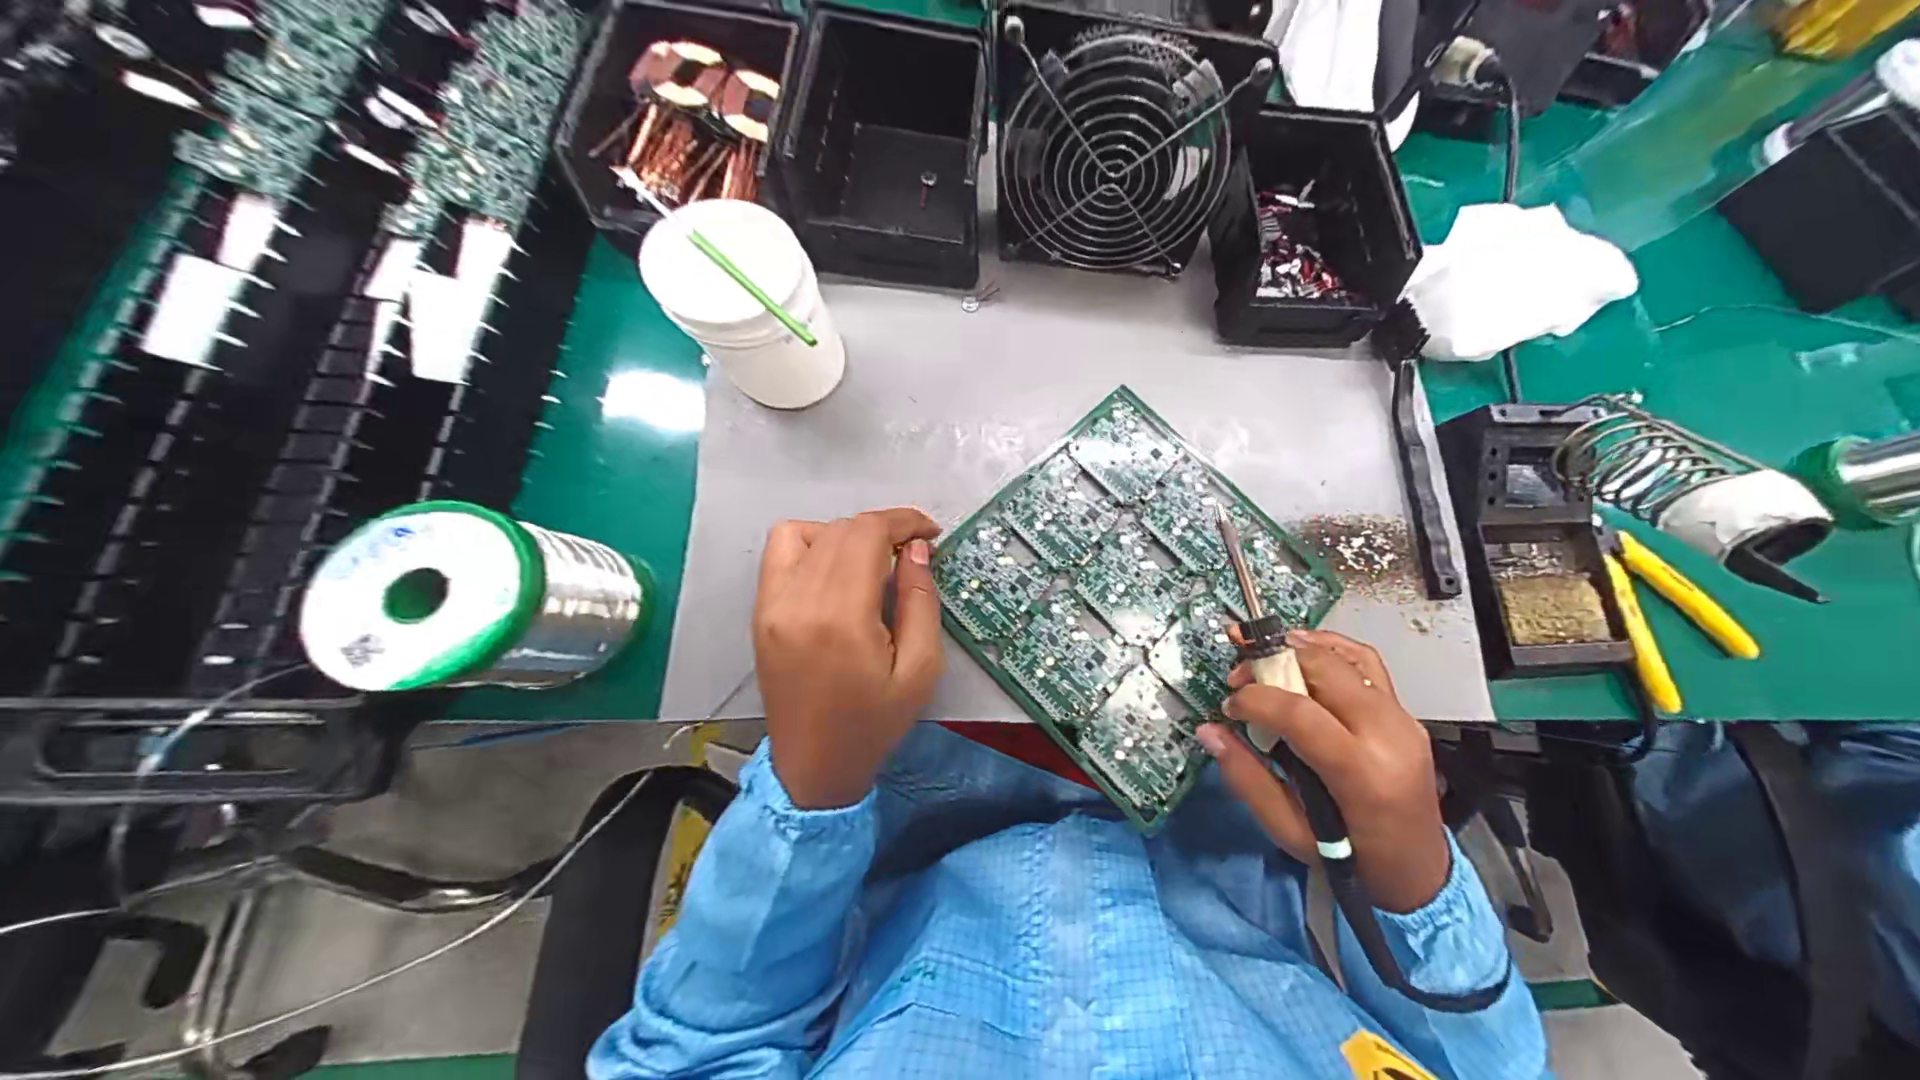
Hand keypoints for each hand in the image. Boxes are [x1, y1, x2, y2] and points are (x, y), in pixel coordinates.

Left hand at [754, 508, 944, 808]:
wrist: (814, 766)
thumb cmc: (874, 724)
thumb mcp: (921, 670)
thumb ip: (921, 600)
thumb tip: (916, 549)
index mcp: (841, 617)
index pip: (868, 534)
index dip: (904, 521)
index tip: (929, 532)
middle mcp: (799, 600)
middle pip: (843, 529)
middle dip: (884, 528)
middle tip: (911, 552)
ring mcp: (772, 604)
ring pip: (810, 531)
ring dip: (849, 534)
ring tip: (873, 562)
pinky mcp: (761, 611)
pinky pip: (780, 550)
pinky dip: (812, 543)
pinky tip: (834, 570)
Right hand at [1196, 629, 1449, 912]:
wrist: (1417, 870)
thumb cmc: (1351, 858)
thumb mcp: (1289, 831)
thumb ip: (1247, 778)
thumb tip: (1210, 731)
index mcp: (1363, 776)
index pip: (1301, 713)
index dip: (1256, 699)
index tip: (1229, 707)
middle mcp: (1390, 737)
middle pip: (1324, 671)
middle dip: (1271, 663)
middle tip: (1239, 678)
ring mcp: (1403, 720)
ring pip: (1347, 658)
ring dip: (1297, 648)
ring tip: (1263, 655)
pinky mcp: (1404, 713)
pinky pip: (1367, 663)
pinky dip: (1331, 647)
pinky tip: (1301, 648)